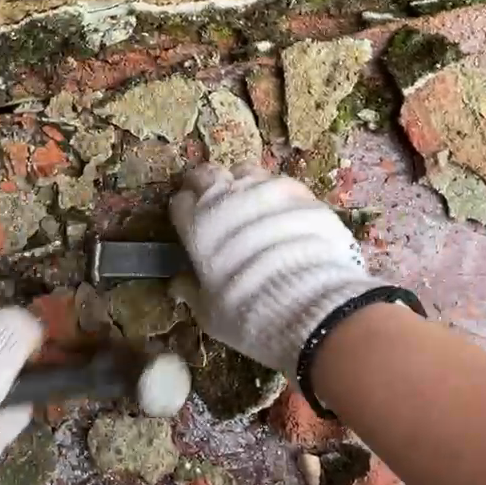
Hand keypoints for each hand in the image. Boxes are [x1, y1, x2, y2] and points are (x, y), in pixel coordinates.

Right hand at [169, 163, 392, 379]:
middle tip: (218, 207)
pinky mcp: (300, 192)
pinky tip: (287, 217)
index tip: (192, 224)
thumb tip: (178, 284)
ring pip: (246, 172)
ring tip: (254, 209)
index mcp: (196, 222)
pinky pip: (282, 186)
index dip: (185, 211)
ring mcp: (264, 188)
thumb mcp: (208, 312)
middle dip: (209, 186)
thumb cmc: (244, 309)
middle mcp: (225, 196)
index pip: (180, 201)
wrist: (307, 303)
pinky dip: (278, 197)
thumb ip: (191, 291)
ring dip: (244, 186)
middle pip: (208, 175)